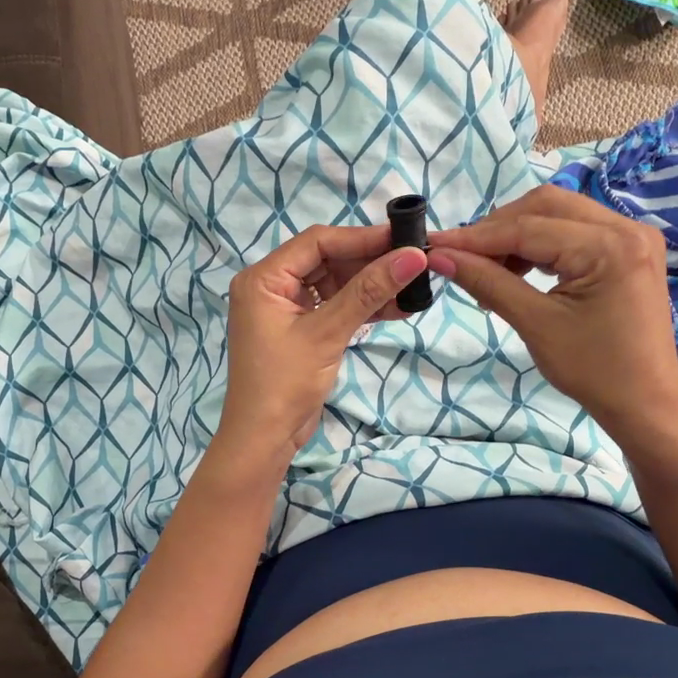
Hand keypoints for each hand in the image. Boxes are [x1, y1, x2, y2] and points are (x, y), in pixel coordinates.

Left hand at [219, 224, 436, 461]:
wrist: (263, 438)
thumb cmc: (284, 384)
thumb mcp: (327, 333)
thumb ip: (368, 292)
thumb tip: (414, 256)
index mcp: (263, 279)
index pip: (317, 242)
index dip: (362, 238)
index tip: (405, 239)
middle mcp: (270, 287)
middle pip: (327, 259)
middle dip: (370, 263)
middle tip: (414, 262)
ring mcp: (284, 309)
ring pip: (334, 284)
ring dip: (371, 287)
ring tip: (414, 287)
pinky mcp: (299, 330)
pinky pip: (334, 307)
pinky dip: (361, 308)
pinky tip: (398, 308)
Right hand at [426, 185, 677, 438]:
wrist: (643, 401)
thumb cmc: (593, 370)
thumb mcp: (535, 324)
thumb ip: (488, 282)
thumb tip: (440, 257)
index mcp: (609, 245)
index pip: (528, 227)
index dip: (475, 237)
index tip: (435, 246)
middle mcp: (627, 227)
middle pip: (545, 205)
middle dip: (497, 228)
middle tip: (461, 258)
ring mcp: (632, 236)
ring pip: (558, 214)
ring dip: (517, 235)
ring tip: (487, 269)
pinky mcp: (628, 250)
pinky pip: (574, 231)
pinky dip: (540, 244)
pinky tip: (517, 270)